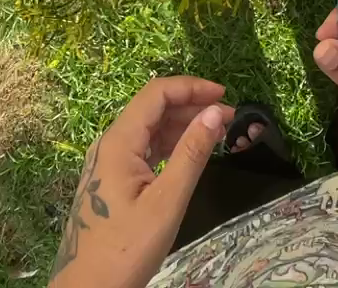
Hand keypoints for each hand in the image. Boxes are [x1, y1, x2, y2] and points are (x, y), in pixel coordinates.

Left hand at [47, 77, 229, 287]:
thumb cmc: (127, 250)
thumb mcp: (167, 202)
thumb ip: (192, 153)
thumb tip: (216, 112)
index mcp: (119, 141)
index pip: (157, 93)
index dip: (191, 87)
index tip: (224, 96)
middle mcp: (111, 143)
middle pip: (153, 107)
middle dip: (191, 105)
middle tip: (227, 118)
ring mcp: (109, 161)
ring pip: (150, 128)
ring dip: (182, 124)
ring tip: (216, 133)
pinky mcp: (112, 179)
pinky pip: (145, 148)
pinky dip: (170, 144)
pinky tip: (191, 152)